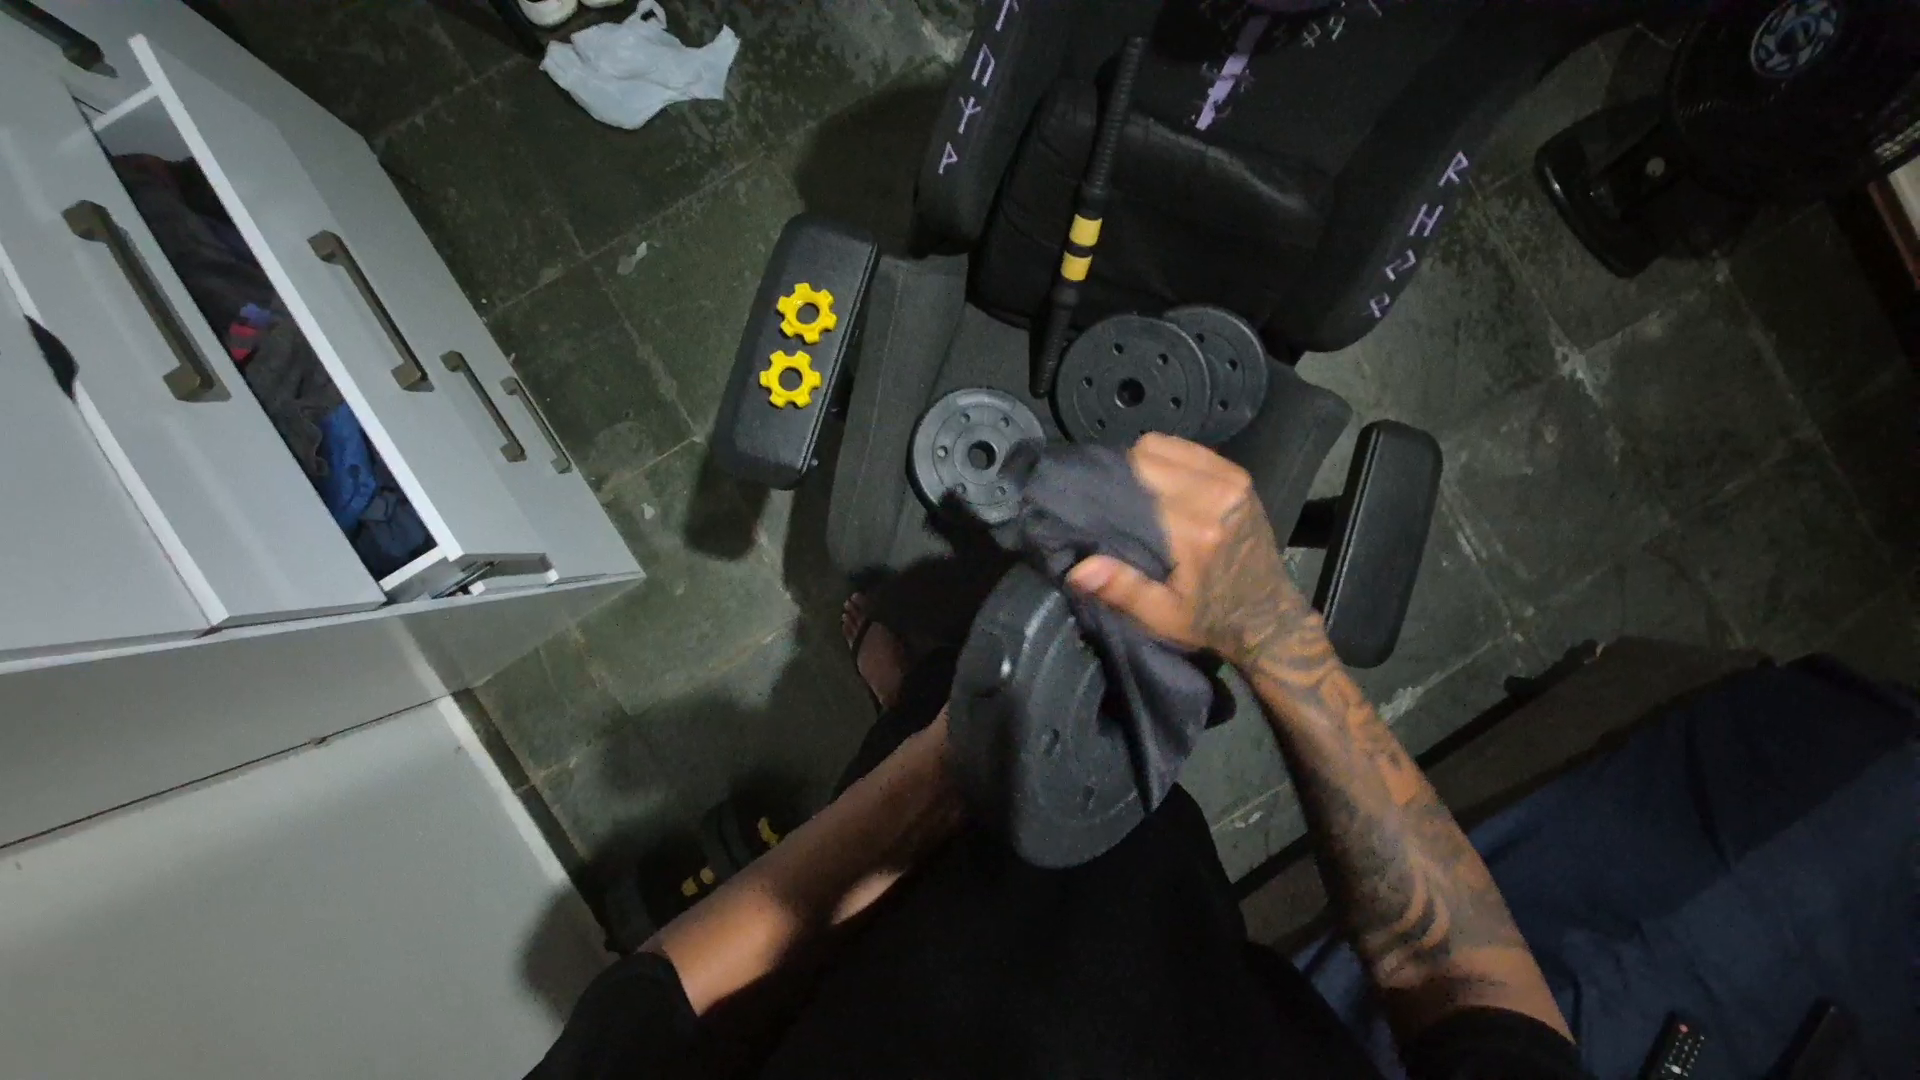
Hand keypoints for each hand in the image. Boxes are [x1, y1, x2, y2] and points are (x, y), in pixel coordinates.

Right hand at [1065, 434, 1319, 670]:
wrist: (1268, 618)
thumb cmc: (1210, 620)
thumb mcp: (1162, 617)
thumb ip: (1123, 589)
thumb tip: (1078, 569)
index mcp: (1197, 531)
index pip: (1135, 484)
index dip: (1103, 486)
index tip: (1082, 500)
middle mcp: (1217, 496)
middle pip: (1146, 456)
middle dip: (1119, 472)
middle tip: (1104, 497)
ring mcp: (1232, 481)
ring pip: (1164, 446)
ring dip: (1141, 462)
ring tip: (1129, 490)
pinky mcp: (1238, 476)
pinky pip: (1187, 449)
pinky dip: (1166, 458)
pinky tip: (1157, 482)